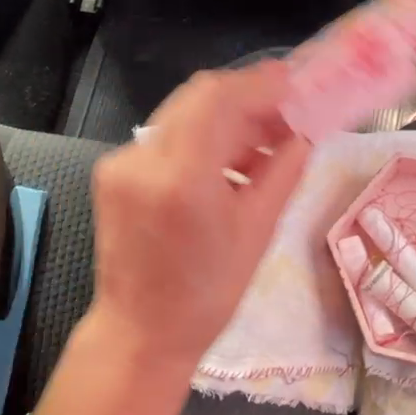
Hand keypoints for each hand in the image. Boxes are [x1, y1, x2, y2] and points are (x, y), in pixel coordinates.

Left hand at [89, 64, 313, 369]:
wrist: (140, 332)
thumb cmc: (207, 294)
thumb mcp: (257, 232)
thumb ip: (282, 171)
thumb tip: (302, 134)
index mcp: (181, 177)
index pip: (218, 99)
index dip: (258, 83)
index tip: (292, 82)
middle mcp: (143, 159)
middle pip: (197, 98)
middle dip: (244, 99)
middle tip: (284, 115)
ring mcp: (121, 164)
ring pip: (180, 115)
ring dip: (223, 120)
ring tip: (263, 146)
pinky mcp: (112, 173)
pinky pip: (163, 139)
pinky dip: (198, 141)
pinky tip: (228, 164)